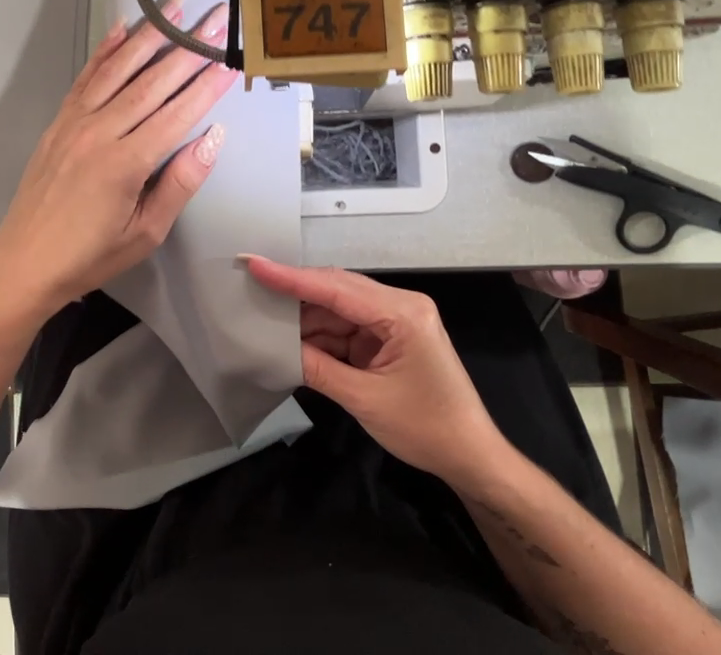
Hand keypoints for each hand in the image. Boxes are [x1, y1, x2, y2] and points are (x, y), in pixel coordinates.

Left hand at [0, 0, 238, 318]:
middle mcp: (99, 132)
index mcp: (125, 163)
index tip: (231, 58)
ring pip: (119, 69)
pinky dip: (105, 51)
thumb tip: (213, 137)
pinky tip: (122, 28)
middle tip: (216, 17)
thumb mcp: (145, 233)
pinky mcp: (58, 122)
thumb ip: (179, 183)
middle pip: (152, 82)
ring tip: (175, 5)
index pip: (177, 113)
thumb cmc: (90, 257)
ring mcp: (74, 123)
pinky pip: (85, 78)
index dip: (207, 85)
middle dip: (188, 48)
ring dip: (149, 34)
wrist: (23, 263)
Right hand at [246, 257, 510, 486]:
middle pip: (337, 290)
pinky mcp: (389, 339)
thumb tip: (276, 350)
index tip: (255, 265)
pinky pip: (346, 328)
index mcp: (403, 313)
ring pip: (338, 309)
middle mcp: (400, 307)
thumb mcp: (365, 399)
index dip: (292, 278)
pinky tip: (292, 341)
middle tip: (250, 286)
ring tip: (263, 318)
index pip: (337, 288)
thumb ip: (318, 368)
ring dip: (305, 319)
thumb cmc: (426, 428)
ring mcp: (395, 322)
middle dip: (295, 293)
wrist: (470, 455)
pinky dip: (320, 337)